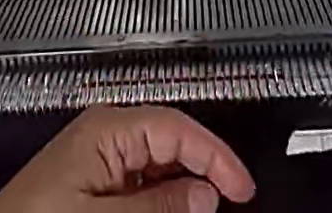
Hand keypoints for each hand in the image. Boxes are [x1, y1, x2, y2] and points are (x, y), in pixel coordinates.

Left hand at [0, 105, 257, 212]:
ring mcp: (97, 157)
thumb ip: (157, 206)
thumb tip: (206, 194)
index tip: (241, 186)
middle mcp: (105, 134)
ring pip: (157, 165)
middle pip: (171, 142)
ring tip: (201, 210)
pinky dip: (158, 199)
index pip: (178, 129)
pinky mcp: (90, 181)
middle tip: (229, 200)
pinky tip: (169, 212)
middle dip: (202, 171)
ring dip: (181, 189)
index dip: (216, 156)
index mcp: (108, 128)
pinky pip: (138, 182)